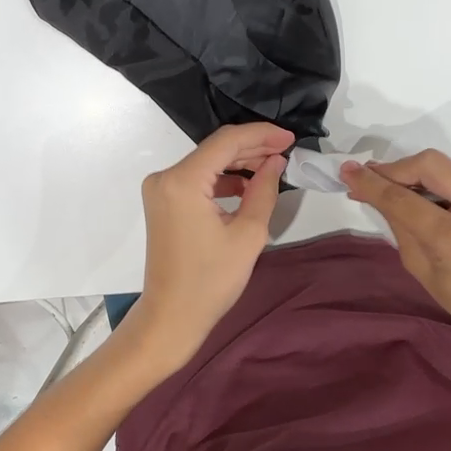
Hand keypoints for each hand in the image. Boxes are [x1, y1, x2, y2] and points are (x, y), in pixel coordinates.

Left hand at [133, 122, 295, 348]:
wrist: (173, 315)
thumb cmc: (211, 280)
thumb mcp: (248, 234)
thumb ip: (263, 190)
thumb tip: (275, 162)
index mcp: (182, 181)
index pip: (226, 142)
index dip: (261, 135)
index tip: (289, 138)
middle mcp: (164, 177)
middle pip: (214, 149)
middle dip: (252, 147)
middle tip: (286, 150)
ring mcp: (160, 190)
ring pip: (206, 163)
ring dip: (238, 163)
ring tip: (272, 167)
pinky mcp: (163, 203)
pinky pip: (196, 180)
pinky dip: (222, 180)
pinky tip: (248, 186)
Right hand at [339, 149, 450, 377]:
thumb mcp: (427, 274)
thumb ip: (402, 229)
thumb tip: (379, 196)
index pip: (403, 198)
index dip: (370, 182)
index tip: (347, 172)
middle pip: (430, 163)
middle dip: (396, 167)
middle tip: (375, 179)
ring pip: (449, 169)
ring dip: (421, 178)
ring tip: (405, 198)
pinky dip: (445, 189)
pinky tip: (440, 209)